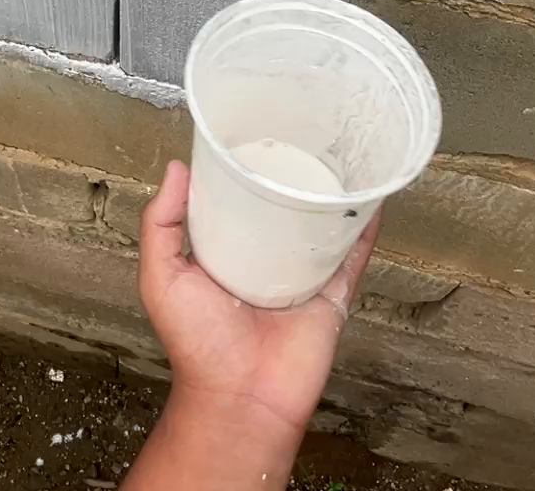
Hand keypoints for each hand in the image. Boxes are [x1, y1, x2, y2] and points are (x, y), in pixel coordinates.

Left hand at [120, 159, 377, 489]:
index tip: (250, 134)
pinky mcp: (333, 293)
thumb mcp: (164, 278)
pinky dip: (365, 227)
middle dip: (291, 175)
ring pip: (321, 225)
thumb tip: (177, 168)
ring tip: (341, 155)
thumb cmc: (197, 345)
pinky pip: (353, 254)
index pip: (237, 199)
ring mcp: (303, 274)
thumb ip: (161, 224)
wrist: (241, 399)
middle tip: (300, 135)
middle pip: (284, 207)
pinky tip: (373, 197)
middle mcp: (267, 258)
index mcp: (228, 250)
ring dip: (331, 195)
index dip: (243, 169)